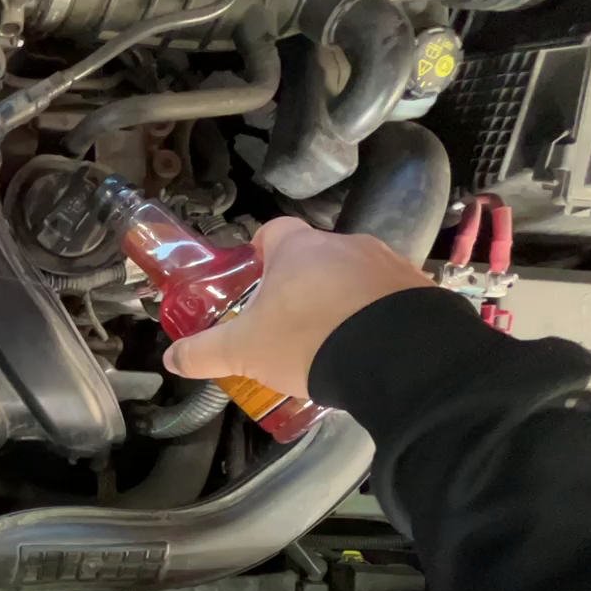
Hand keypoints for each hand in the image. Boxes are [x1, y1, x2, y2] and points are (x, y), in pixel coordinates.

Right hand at [162, 217, 433, 397]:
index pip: (272, 232)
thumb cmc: (307, 340)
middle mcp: (345, 245)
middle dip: (296, 283)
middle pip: (312, 256)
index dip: (258, 250)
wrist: (398, 358)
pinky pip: (385, 297)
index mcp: (297, 251)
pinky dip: (370, 315)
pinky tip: (361, 347)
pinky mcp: (420, 289)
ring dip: (335, 299)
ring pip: (350, 276)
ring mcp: (387, 264)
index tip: (252, 275)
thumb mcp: (241, 351)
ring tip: (323, 338)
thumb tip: (170, 358)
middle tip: (280, 320)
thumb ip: (202, 352)